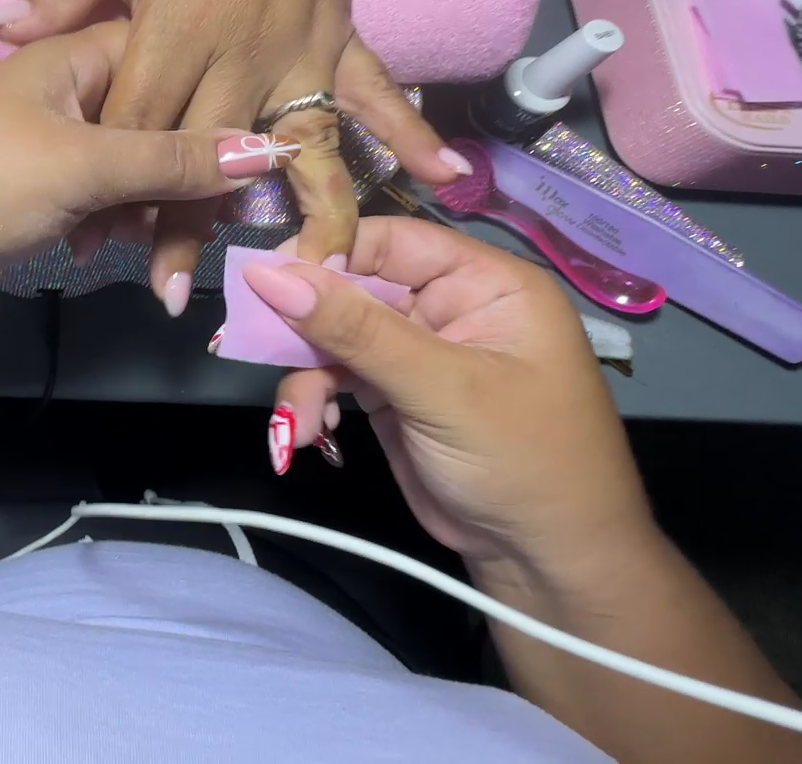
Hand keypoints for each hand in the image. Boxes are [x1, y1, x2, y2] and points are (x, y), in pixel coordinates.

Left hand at [0, 0, 461, 309]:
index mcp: (179, 21)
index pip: (139, 119)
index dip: (115, 179)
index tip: (97, 239)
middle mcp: (244, 47)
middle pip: (205, 153)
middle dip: (185, 224)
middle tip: (168, 292)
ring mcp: (301, 48)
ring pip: (290, 146)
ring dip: (296, 213)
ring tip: (306, 277)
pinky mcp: (340, 41)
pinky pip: (371, 95)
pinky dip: (405, 135)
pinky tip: (441, 180)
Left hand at [0, 21, 279, 308]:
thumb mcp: (82, 165)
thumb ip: (171, 157)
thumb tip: (264, 149)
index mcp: (68, 56)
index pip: (162, 56)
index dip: (207, 101)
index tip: (249, 151)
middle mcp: (64, 89)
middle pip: (151, 116)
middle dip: (180, 168)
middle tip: (210, 215)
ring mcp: (52, 140)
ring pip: (129, 162)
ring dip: (150, 203)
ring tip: (166, 245)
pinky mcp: (45, 187)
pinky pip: (103, 194)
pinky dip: (119, 220)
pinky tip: (129, 251)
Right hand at [242, 216, 655, 576]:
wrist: (544, 562)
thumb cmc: (522, 462)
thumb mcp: (438, 388)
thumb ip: (353, 328)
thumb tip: (267, 273)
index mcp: (481, 282)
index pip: (387, 239)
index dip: (325, 253)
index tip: (268, 281)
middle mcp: (442, 305)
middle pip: (347, 288)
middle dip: (303, 328)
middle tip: (256, 346)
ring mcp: (410, 348)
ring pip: (328, 335)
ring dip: (303, 377)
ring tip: (297, 422)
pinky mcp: (385, 388)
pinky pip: (329, 373)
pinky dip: (311, 399)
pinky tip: (310, 431)